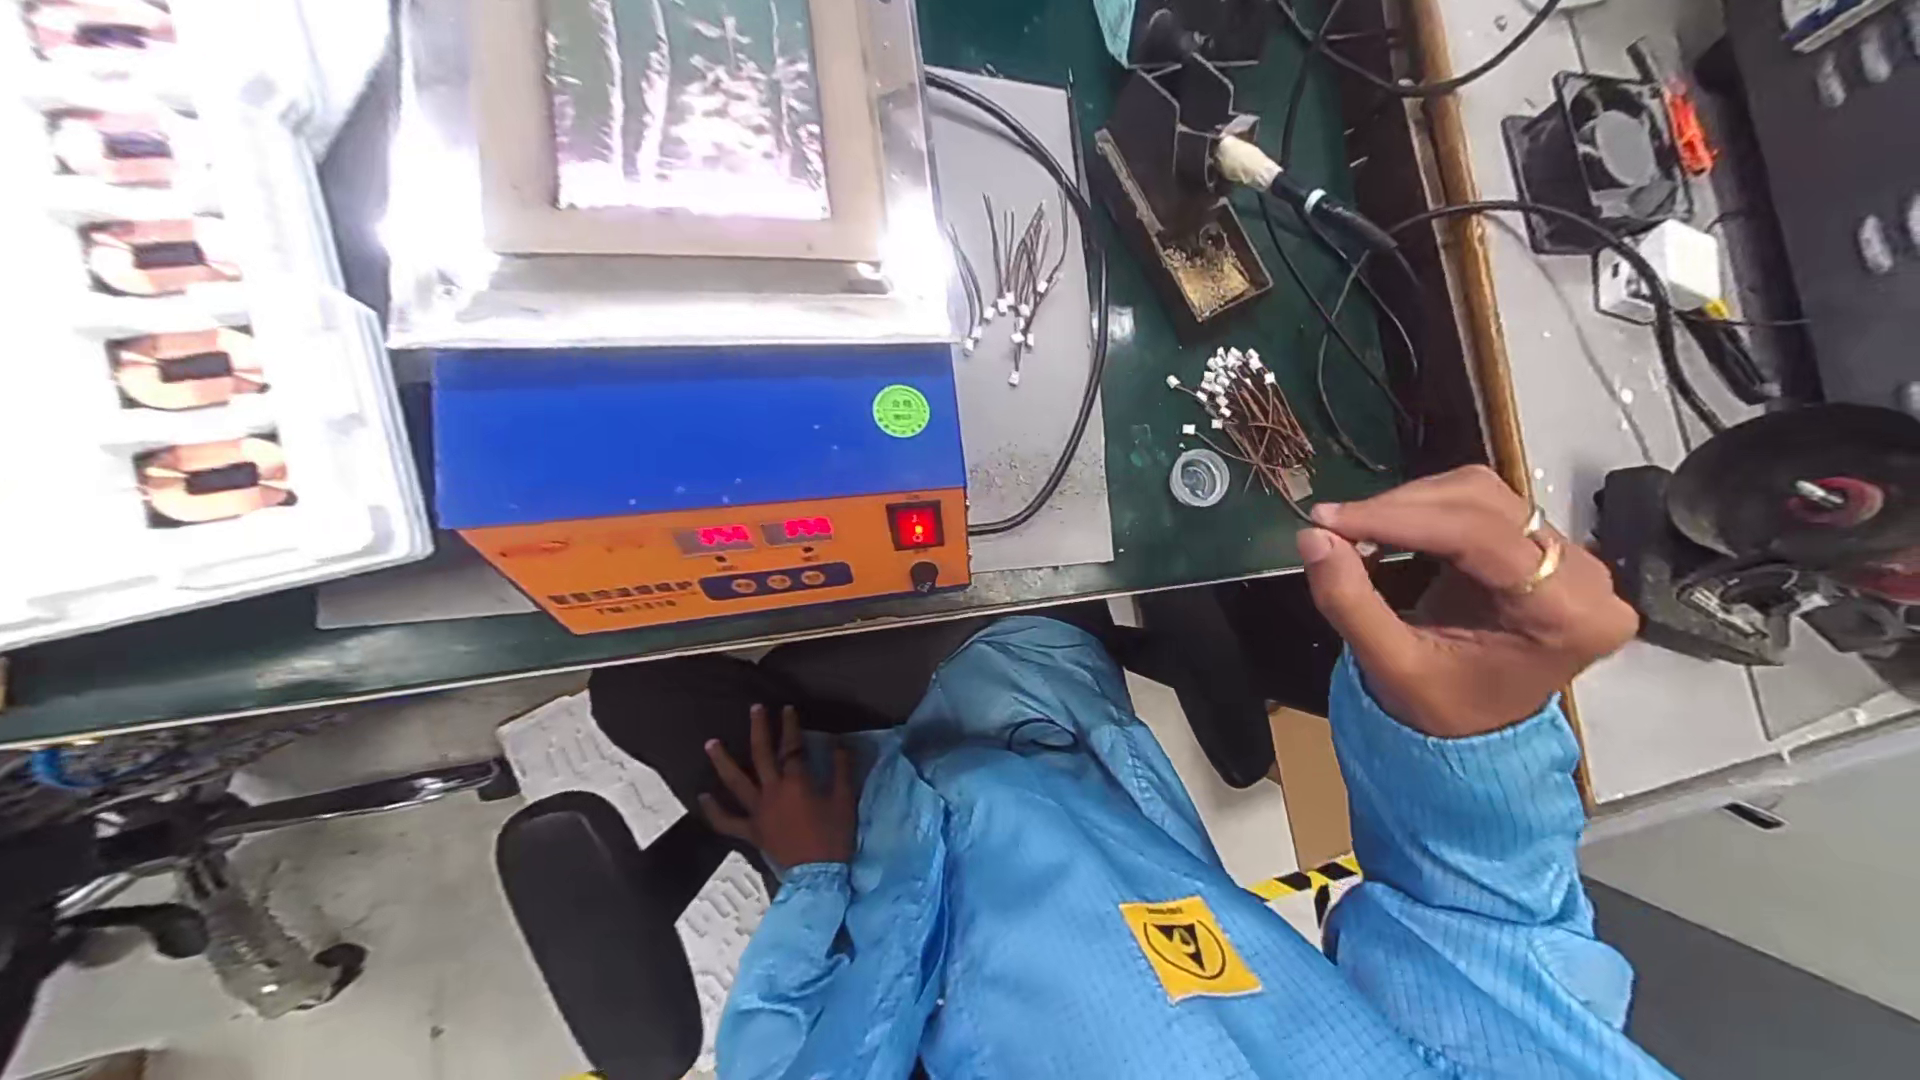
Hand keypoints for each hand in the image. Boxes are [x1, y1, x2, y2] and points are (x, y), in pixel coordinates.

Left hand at [700, 704, 856, 866]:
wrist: (817, 876)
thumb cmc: (833, 836)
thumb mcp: (845, 800)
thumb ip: (842, 770)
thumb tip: (840, 744)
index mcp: (797, 782)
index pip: (793, 746)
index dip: (790, 726)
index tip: (787, 708)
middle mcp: (773, 792)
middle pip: (762, 755)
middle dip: (759, 729)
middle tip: (754, 709)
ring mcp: (758, 812)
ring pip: (736, 783)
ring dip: (723, 762)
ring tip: (711, 743)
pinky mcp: (751, 831)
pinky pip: (727, 821)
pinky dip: (713, 809)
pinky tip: (702, 796)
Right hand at [1298, 466, 1637, 737]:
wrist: (1474, 732)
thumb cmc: (1440, 708)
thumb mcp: (1389, 664)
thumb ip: (1348, 601)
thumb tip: (1311, 536)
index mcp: (1566, 615)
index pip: (1480, 536)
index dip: (1398, 520)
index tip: (1328, 519)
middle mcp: (1583, 576)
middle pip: (1483, 503)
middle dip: (1398, 508)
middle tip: (1333, 525)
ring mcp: (1565, 557)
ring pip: (1478, 493)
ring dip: (1405, 504)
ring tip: (1354, 529)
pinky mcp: (1536, 547)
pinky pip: (1474, 504)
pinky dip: (1417, 510)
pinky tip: (1383, 528)